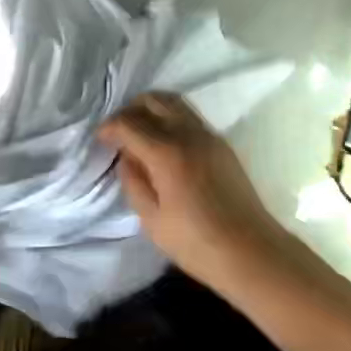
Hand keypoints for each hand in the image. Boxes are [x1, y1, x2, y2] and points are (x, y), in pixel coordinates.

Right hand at [98, 92, 293, 289]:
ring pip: (175, 103)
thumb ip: (134, 182)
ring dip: (152, 110)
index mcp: (167, 153)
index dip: (109, 128)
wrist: (250, 250)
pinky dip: (171, 119)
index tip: (100, 141)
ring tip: (140, 135)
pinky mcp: (222, 144)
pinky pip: (190, 117)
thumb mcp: (152, 220)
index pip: (130, 122)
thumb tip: (125, 158)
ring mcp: (209, 136)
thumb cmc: (196, 243)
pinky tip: (164, 145)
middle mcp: (189, 134)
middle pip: (154, 100)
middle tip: (119, 134)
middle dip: (130, 110)